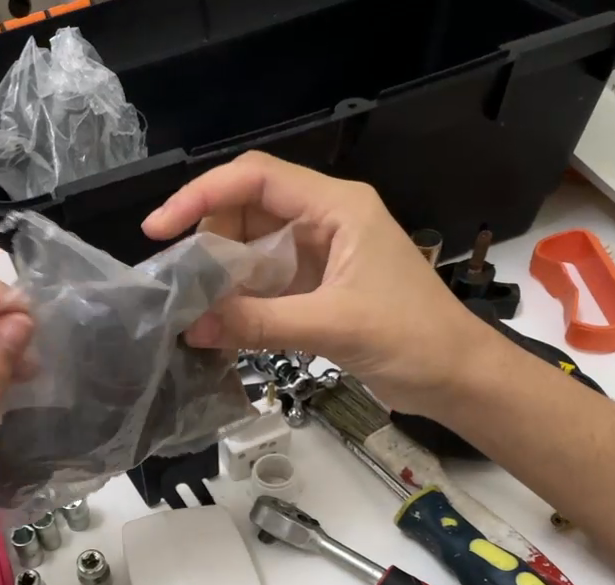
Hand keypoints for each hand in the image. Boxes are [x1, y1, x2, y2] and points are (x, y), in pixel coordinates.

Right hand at [142, 151, 506, 408]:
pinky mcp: (320, 288)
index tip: (159, 229)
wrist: (455, 376)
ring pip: (254, 247)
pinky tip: (219, 322)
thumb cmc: (411, 338)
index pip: (257, 178)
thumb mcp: (332, 325)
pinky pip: (267, 282)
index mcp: (337, 207)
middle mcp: (326, 220)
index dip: (202, 195)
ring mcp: (322, 255)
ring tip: (191, 304)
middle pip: (249, 208)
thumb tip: (192, 328)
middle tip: (177, 280)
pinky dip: (241, 299)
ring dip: (222, 272)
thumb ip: (259, 324)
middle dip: (208, 238)